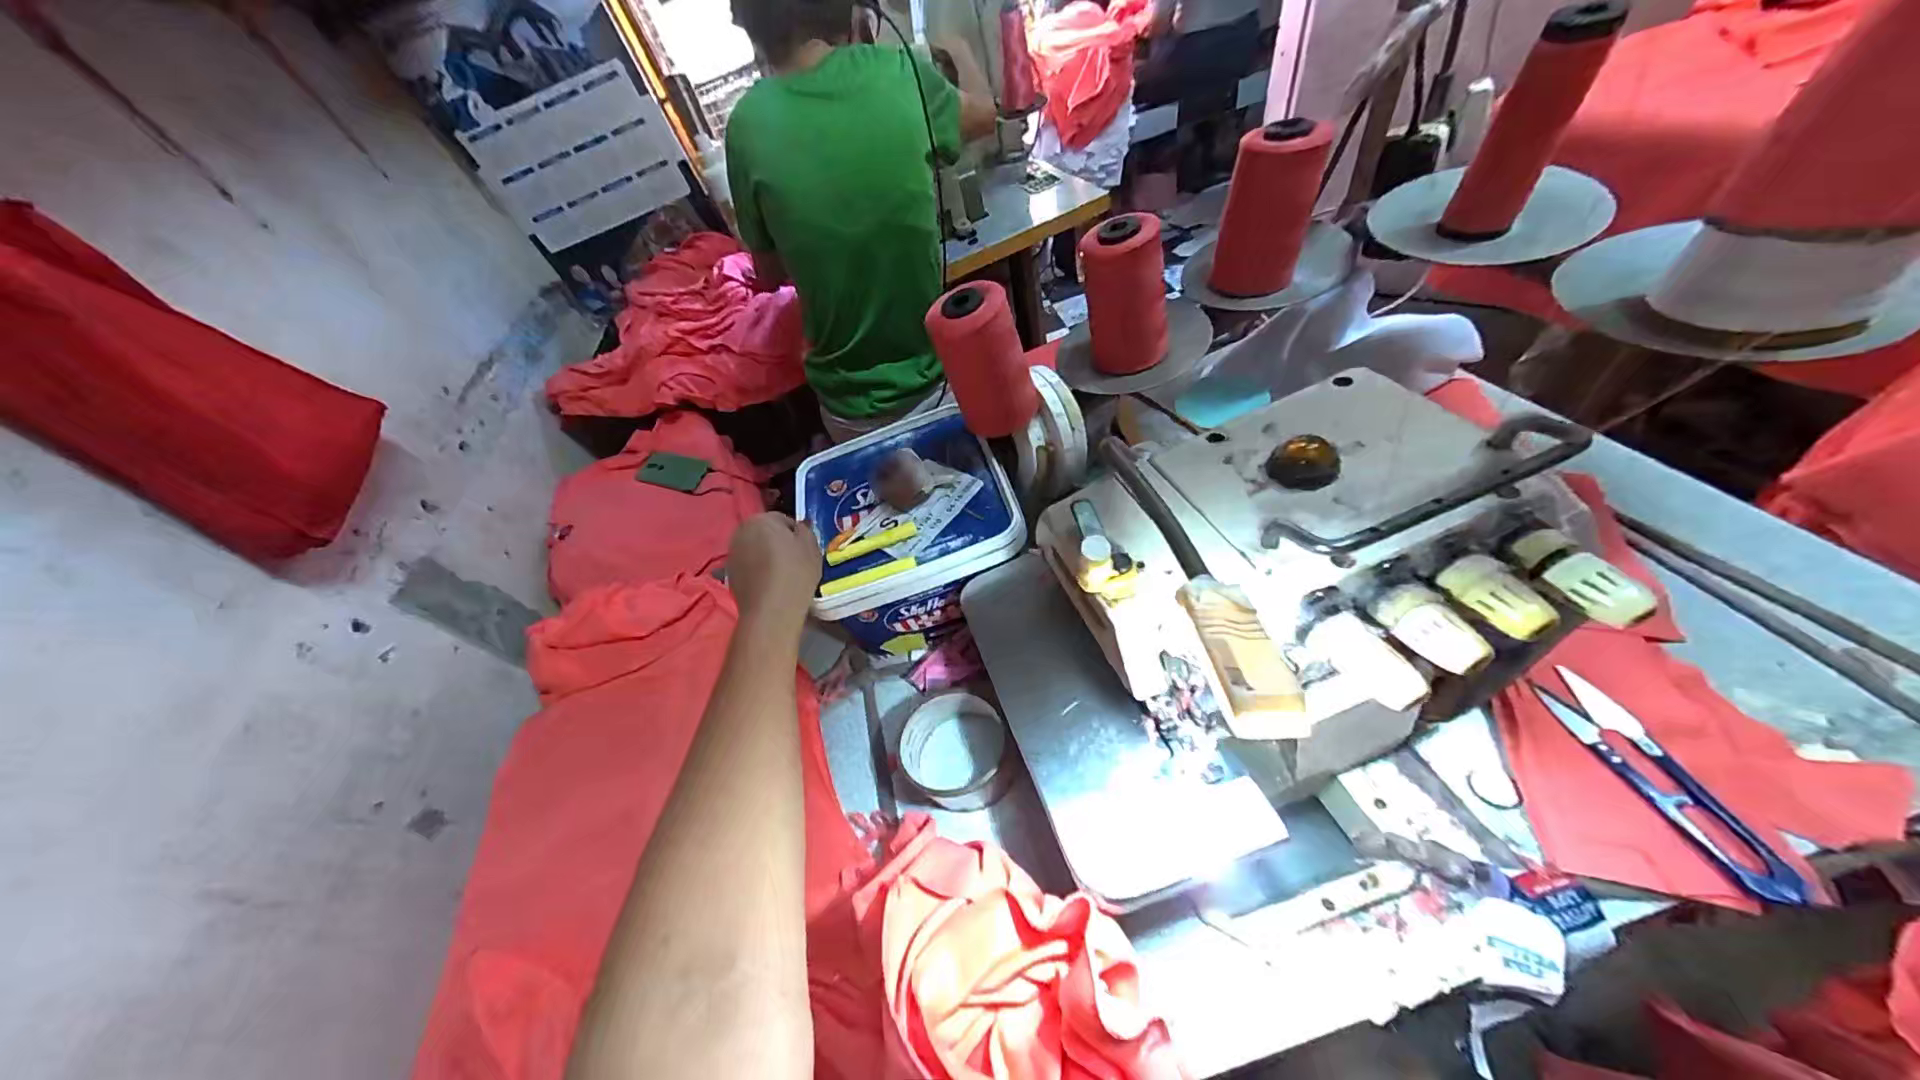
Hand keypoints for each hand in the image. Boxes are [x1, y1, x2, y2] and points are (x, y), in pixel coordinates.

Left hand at [726, 513, 822, 626]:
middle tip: (794, 561)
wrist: (771, 610)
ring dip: (766, 556)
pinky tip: (769, 584)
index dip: (796, 534)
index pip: (783, 519)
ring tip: (781, 575)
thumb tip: (798, 527)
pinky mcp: (729, 573)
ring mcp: (732, 553)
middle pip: (765, 533)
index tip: (804, 550)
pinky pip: (748, 565)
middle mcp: (741, 531)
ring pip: (755, 549)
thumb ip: (805, 529)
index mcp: (761, 519)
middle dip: (778, 542)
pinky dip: (757, 570)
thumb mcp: (811, 547)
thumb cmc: (795, 573)